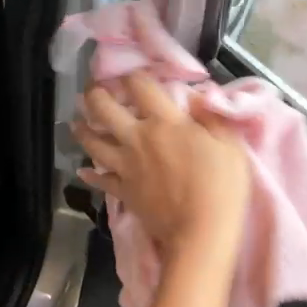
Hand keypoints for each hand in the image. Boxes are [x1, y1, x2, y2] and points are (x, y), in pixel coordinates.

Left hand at [73, 73, 250, 257]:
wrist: (200, 232)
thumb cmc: (221, 186)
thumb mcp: (229, 144)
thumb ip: (211, 116)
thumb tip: (196, 96)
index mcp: (164, 121)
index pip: (141, 85)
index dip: (134, 75)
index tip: (133, 75)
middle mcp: (137, 137)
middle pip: (104, 108)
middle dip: (95, 95)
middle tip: (93, 91)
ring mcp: (125, 165)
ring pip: (92, 142)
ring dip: (83, 129)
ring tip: (78, 123)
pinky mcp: (122, 191)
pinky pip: (99, 179)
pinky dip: (89, 175)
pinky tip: (83, 171)